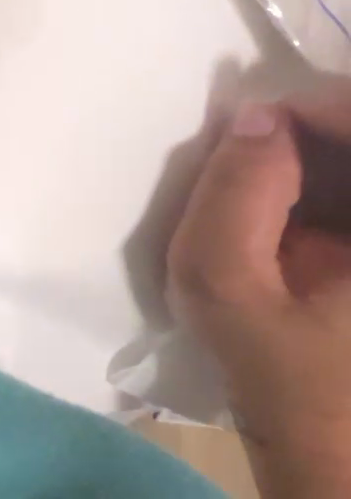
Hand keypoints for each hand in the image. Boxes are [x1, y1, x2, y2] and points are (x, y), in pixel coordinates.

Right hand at [169, 92, 350, 497]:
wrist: (342, 452)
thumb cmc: (279, 369)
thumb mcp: (222, 276)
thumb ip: (235, 190)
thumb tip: (255, 115)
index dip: (321, 108)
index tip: (256, 123)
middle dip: (325, 132)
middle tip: (262, 146)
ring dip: (330, 161)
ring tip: (280, 181)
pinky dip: (336, 191)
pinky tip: (311, 216)